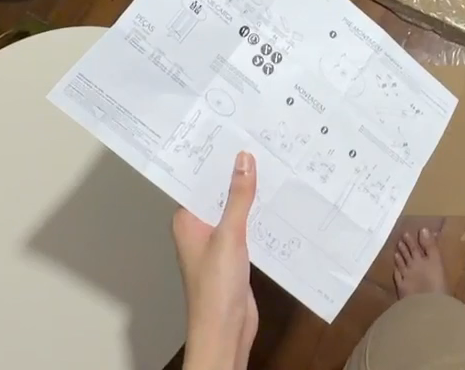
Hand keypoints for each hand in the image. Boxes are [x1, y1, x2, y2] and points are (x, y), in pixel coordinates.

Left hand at [173, 152, 259, 369]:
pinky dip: (259, 212)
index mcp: (187, 220)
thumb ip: (239, 197)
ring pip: (234, 207)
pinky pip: (247, 224)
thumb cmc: (217, 286)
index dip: (216, 157)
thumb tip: (244, 157)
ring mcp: (217, 241)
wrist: (226, 334)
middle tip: (259, 139)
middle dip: (237, 171)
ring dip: (250, 192)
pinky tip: (277, 197)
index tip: (234, 131)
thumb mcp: (230, 235)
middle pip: (218, 192)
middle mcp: (199, 228)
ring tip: (273, 160)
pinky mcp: (235, 254)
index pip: (199, 180)